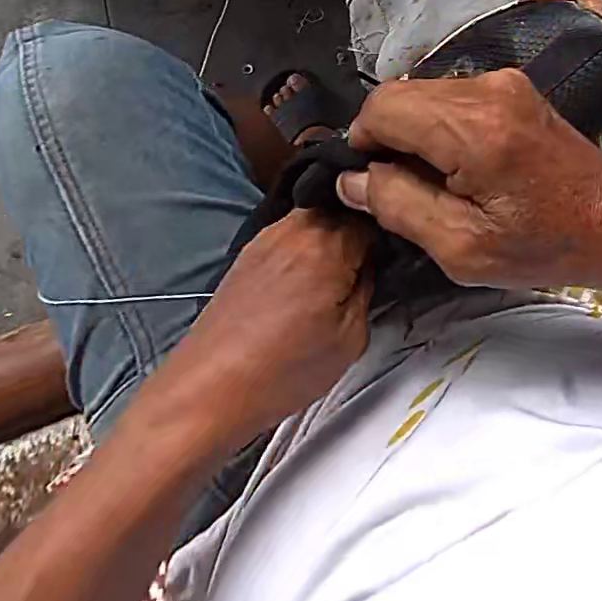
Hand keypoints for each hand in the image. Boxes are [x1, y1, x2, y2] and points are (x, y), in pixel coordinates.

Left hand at [162, 210, 373, 437]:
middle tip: (370, 265)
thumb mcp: (351, 337)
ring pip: (319, 219)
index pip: (376, 215)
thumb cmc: (281, 369)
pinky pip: (293, 233)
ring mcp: (269, 235)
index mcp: (328, 243)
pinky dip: (307, 246)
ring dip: (333, 238)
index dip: (390, 232)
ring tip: (337, 275)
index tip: (395, 253)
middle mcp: (297, 227)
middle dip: (362, 231)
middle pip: (346, 210)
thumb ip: (369, 288)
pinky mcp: (250, 250)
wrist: (206, 390)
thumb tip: (371, 266)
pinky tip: (307, 280)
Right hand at [337, 70, 601, 289]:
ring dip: (414, 132)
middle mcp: (490, 89)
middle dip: (387, 138)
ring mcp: (504, 82)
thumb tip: (351, 179)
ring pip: (423, 93)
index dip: (363, 143)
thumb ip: (397, 205)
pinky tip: (461, 162)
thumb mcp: (461, 247)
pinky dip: (440, 125)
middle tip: (406, 186)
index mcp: (476, 129)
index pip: (382, 107)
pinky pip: (451, 96)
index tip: (373, 181)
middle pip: (400, 94)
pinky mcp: (513, 86)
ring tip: (439, 179)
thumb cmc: (545, 243)